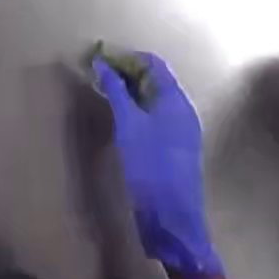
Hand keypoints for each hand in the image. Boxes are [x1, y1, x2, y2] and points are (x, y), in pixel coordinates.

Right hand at [92, 52, 221, 278]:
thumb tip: (101, 63)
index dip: (126, 57)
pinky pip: (155, 115)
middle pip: (154, 79)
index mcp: (175, 100)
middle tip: (97, 72)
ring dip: (130, 90)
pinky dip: (136, 107)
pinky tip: (119, 115)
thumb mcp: (128, 125)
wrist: (172, 221)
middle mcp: (181, 110)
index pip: (152, 63)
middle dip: (126, 71)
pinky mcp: (174, 147)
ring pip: (153, 98)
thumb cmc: (150, 166)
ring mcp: (180, 130)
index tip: (99, 57)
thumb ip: (115, 91)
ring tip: (104, 90)